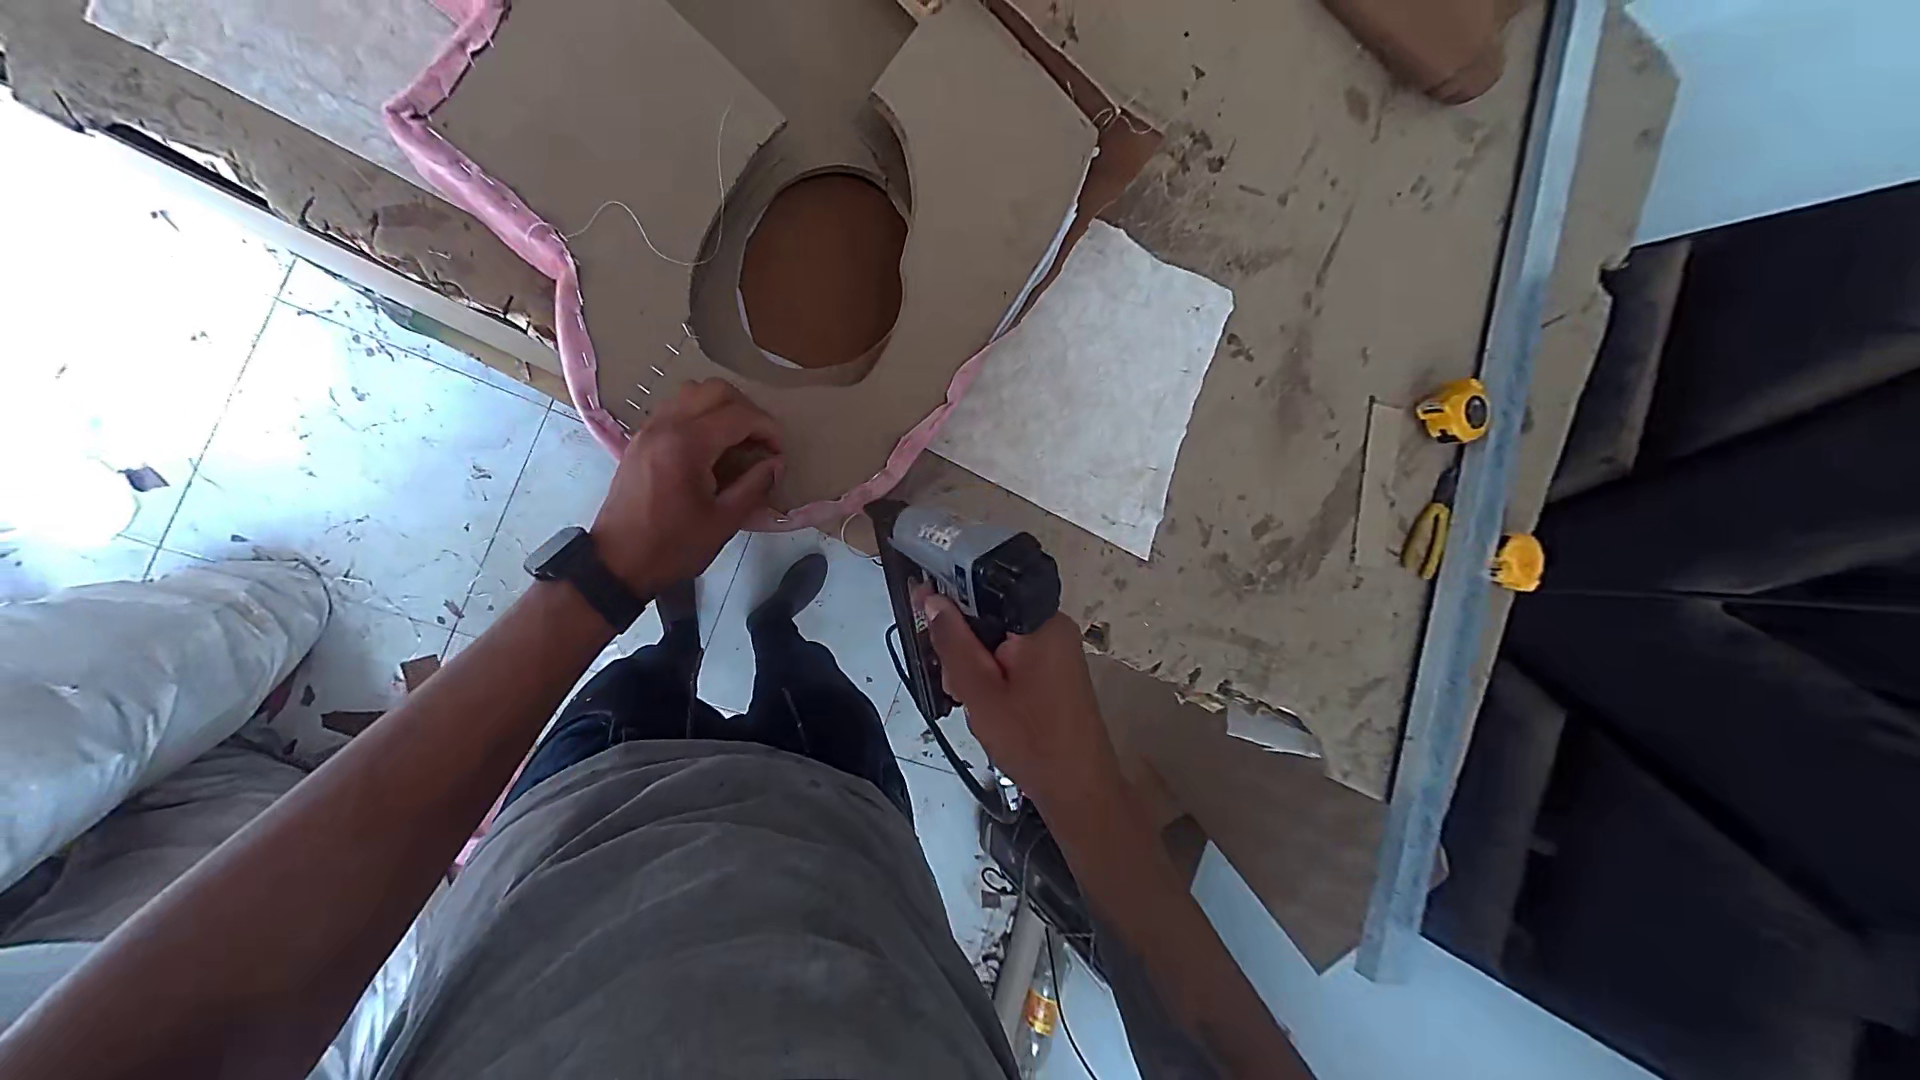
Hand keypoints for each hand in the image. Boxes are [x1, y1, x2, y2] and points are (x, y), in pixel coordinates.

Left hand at [591, 379, 782, 595]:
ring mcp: (649, 430)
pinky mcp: (641, 440)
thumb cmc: (673, 545)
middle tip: (761, 441)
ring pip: (693, 392)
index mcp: (687, 445)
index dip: (767, 428)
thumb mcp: (724, 520)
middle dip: (747, 410)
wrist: (618, 562)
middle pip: (715, 390)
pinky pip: (676, 408)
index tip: (779, 452)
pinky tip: (712, 446)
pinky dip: (700, 415)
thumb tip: (777, 464)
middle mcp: (666, 426)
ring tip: (738, 440)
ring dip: (722, 408)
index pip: (739, 415)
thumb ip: (755, 485)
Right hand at [921, 595, 1127, 818]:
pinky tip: (988, 704)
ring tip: (971, 701)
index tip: (926, 619)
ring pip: (999, 639)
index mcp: (1041, 622)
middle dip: (964, 645)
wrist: (1077, 789)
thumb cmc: (1030, 740)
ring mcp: (1057, 649)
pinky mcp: (1055, 670)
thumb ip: (953, 641)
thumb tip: (931, 598)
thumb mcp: (979, 690)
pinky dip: (994, 675)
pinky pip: (1014, 656)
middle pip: (991, 615)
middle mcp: (1053, 627)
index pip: (986, 588)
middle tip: (954, 683)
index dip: (951, 599)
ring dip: (976, 665)